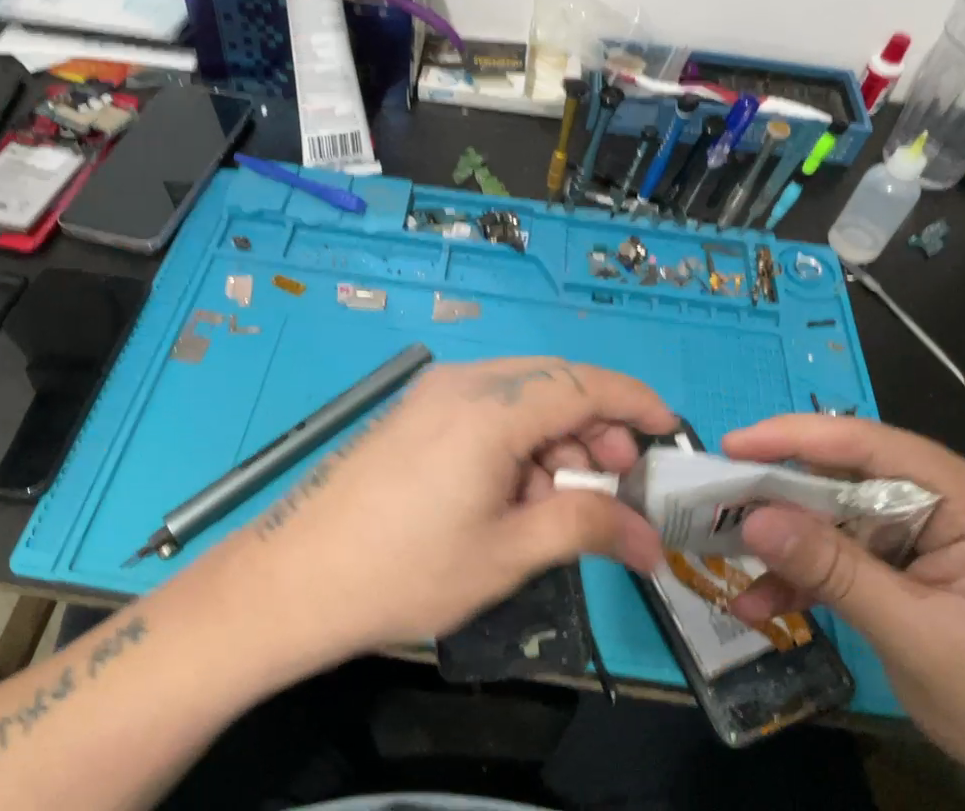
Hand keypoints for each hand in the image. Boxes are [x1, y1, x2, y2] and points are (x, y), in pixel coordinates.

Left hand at [228, 356, 674, 656]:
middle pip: (554, 387)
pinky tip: (512, 500)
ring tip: (556, 511)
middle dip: (596, 432)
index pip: (586, 382)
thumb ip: (588, 530)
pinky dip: (518, 448)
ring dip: (555, 447)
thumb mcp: (508, 553)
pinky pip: (486, 415)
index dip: (637, 404)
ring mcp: (432, 395)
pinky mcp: (414, 416)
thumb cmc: (406, 570)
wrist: (294, 582)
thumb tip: (651, 542)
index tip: (670, 437)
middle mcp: (462, 383)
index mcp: (490, 407)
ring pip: (521, 402)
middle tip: (615, 491)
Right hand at [723, 416, 964, 810]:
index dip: (796, 438)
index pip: (873, 445)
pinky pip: (853, 559)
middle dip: (781, 499)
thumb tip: (754, 518)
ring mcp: (936, 538)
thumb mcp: (916, 636)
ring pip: (841, 522)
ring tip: (729, 567)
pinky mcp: (919, 571)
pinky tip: (765, 605)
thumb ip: (834, 571)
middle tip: (714, 507)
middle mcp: (953, 504)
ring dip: (789, 551)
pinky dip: (811, 580)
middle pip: (848, 480)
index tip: (730, 445)